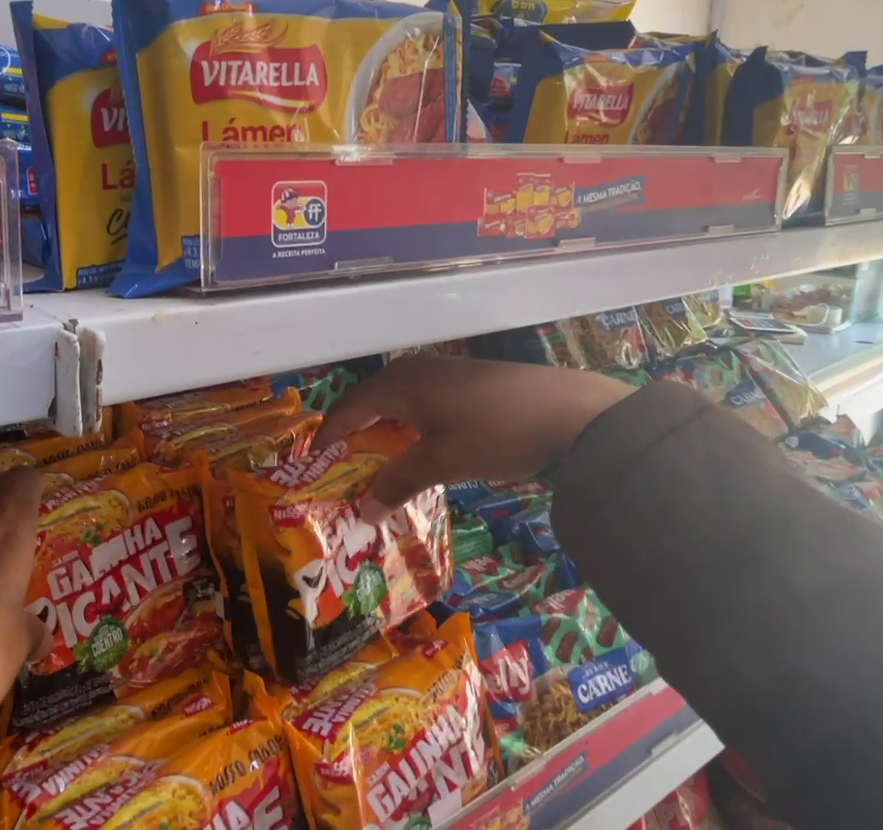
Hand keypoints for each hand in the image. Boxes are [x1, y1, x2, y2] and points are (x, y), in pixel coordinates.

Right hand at [316, 356, 634, 517]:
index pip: (345, 410)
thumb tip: (362, 511)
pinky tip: (414, 450)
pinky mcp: (461, 382)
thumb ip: (398, 481)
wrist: (571, 410)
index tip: (311, 466)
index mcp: (397, 384)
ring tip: (371, 466)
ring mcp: (438, 373)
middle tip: (339, 472)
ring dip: (379, 433)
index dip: (326, 437)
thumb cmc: (496, 431)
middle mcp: (411, 371)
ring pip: (393, 404)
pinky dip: (404, 428)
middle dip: (350, 437)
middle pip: (366, 404)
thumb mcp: (443, 461)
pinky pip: (415, 404)